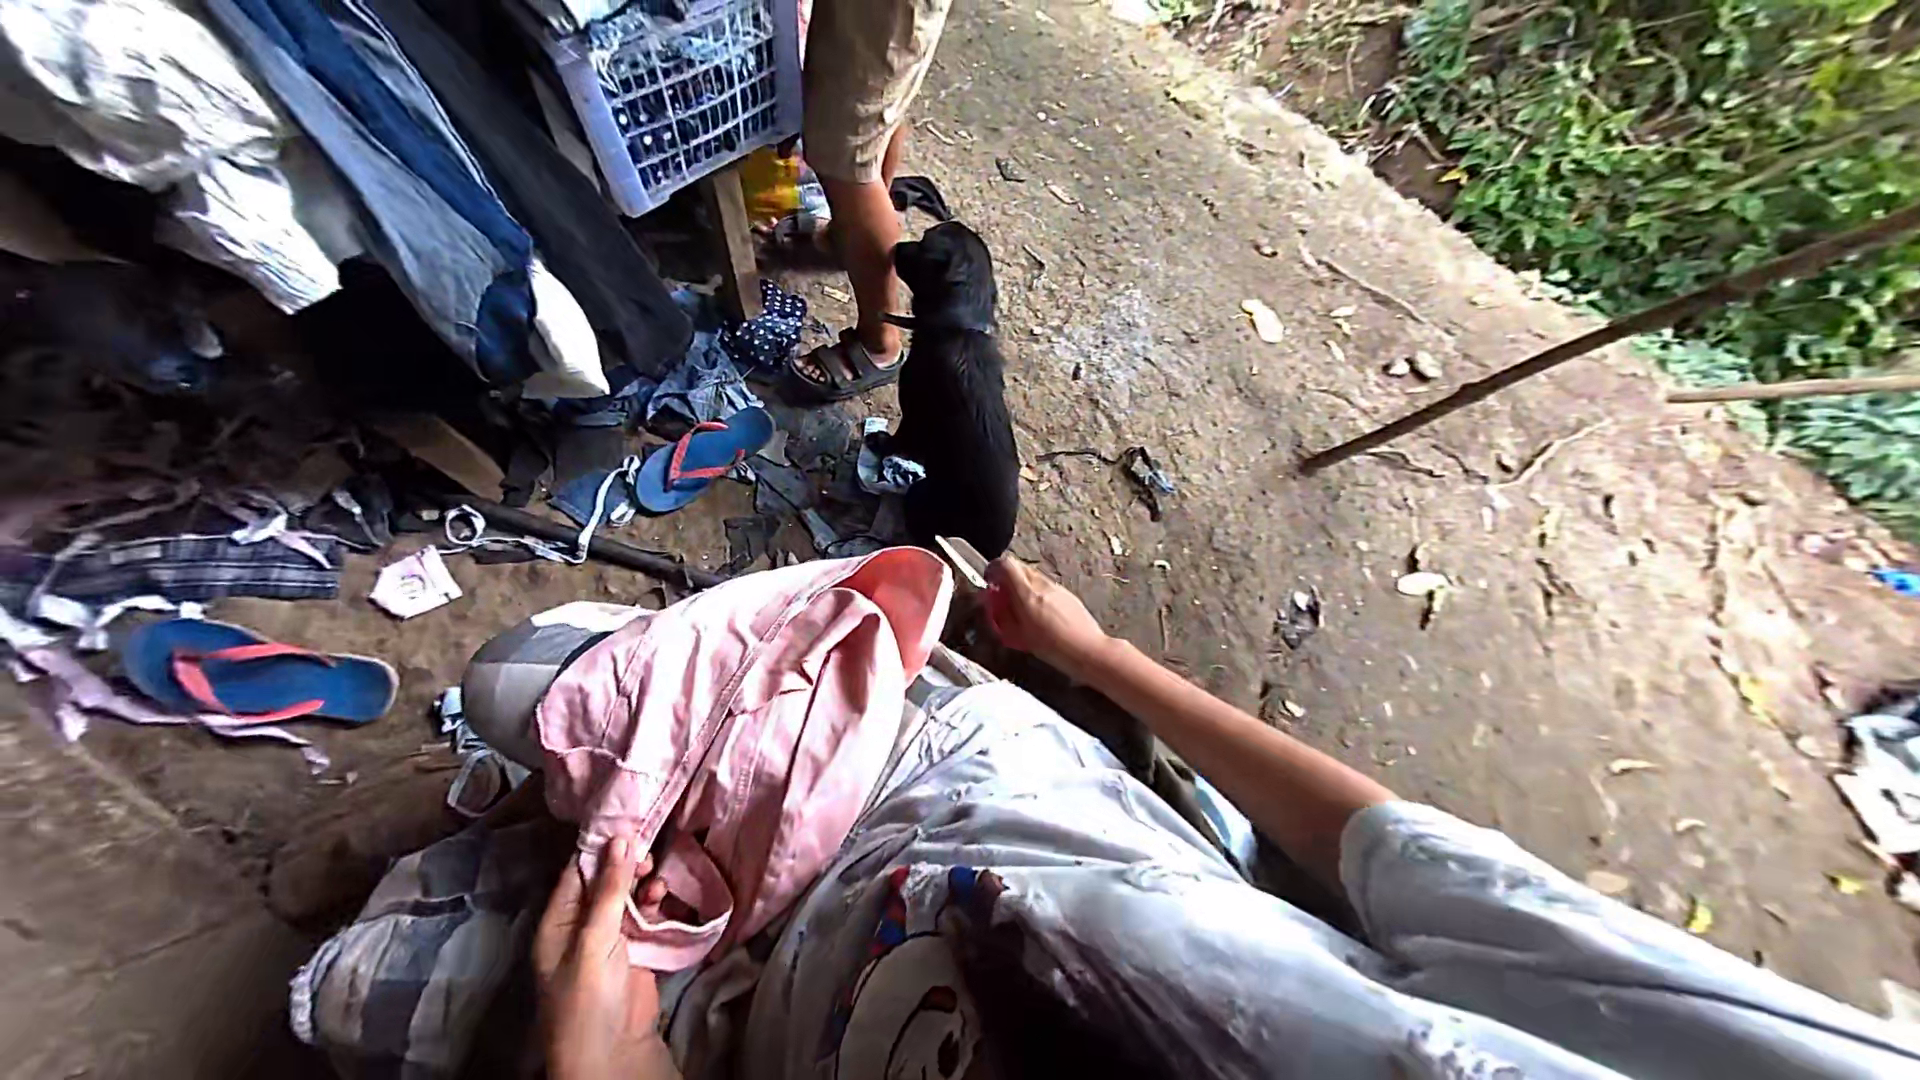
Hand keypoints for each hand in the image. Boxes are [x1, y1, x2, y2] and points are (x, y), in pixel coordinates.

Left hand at [534, 836, 675, 1079]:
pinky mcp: (635, 944)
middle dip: (627, 862)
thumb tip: (621, 837)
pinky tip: (662, 895)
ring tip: (655, 878)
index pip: (577, 872)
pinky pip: (644, 911)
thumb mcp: (594, 940)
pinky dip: (654, 899)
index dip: (602, 846)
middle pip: (605, 878)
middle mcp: (581, 924)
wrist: (614, 1053)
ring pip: (628, 892)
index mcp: (558, 922)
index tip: (630, 822)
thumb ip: (609, 889)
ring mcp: (609, 934)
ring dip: (642, 880)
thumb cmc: (588, 997)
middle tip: (648, 854)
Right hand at [985, 555, 1109, 677]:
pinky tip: (1039, 613)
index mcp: (1027, 594)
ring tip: (1021, 608)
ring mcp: (1056, 587)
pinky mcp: (1066, 593)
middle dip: (1006, 577)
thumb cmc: (1054, 648)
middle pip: (1019, 567)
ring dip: (1022, 585)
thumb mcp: (1019, 636)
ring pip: (1032, 576)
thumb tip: (992, 602)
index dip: (993, 569)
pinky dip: (1036, 592)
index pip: (1005, 564)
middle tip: (1002, 596)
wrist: (1088, 650)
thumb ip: (1003, 615)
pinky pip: (1045, 585)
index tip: (990, 581)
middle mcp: (1042, 585)